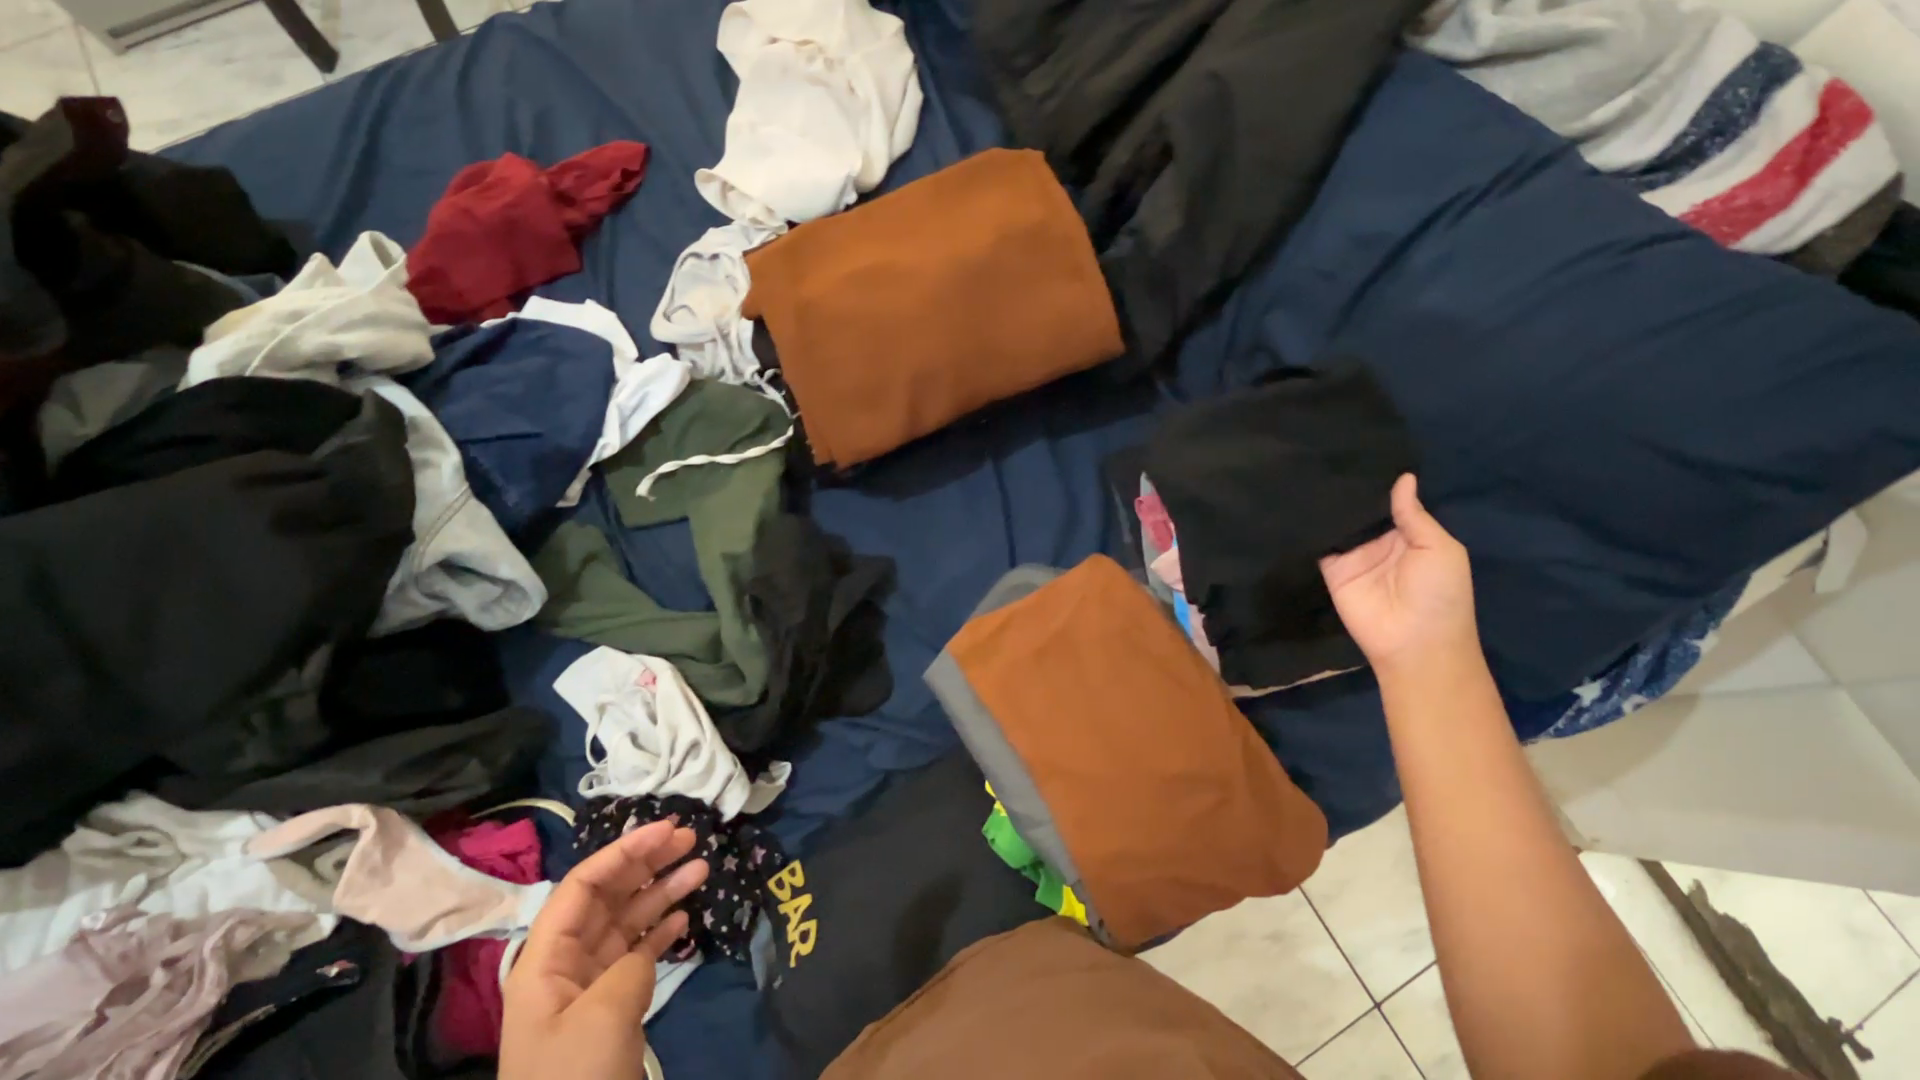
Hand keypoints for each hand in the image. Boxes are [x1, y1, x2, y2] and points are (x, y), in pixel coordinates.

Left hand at [500, 821, 709, 1079]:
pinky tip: (685, 916)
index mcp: (545, 959)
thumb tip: (646, 950)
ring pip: (626, 923)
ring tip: (702, 868)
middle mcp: (564, 964)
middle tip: (691, 839)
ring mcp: (588, 986)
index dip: (624, 852)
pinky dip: (660, 932)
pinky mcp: (610, 1008)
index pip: (582, 886)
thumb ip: (629, 965)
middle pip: (606, 898)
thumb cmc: (573, 1077)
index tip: (667, 830)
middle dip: (646, 864)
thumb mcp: (602, 1015)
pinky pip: (636, 955)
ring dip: (662, 893)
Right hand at [1319, 475, 1478, 675]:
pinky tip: (1301, 503)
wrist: (1414, 642)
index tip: (1362, 453)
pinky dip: (1311, 529)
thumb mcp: (1440, 548)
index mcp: (1411, 535)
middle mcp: (1380, 542)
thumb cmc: (1440, 594)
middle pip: (1362, 511)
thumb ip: (1415, 515)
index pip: (1391, 502)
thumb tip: (1402, 477)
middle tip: (1331, 455)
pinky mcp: (1332, 570)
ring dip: (1331, 506)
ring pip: (1340, 524)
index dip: (1380, 483)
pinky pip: (1320, 545)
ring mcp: (1355, 556)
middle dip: (1352, 491)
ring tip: (1313, 470)